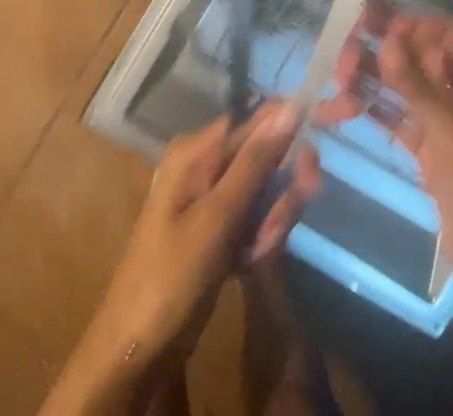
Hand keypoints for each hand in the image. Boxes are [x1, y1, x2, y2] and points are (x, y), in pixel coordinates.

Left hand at [41, 104, 320, 415]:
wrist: (141, 345)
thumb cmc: (173, 275)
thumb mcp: (218, 215)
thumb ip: (255, 162)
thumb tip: (288, 108)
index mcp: (194, 153)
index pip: (254, 122)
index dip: (285, 137)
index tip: (311, 167)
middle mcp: (202, 168)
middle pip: (264, 160)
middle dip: (278, 197)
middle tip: (270, 232)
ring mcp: (212, 200)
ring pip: (265, 194)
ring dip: (269, 225)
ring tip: (250, 256)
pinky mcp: (220, 229)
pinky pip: (255, 221)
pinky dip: (259, 242)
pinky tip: (246, 265)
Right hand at [319, 12, 452, 329]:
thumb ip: (420, 88)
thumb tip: (387, 36)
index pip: (446, 36)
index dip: (408, 25)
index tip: (366, 26)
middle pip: (420, 59)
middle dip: (380, 53)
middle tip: (337, 59)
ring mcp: (449, 129)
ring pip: (404, 90)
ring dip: (369, 84)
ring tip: (331, 88)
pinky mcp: (432, 156)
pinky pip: (399, 122)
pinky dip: (372, 114)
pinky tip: (337, 111)